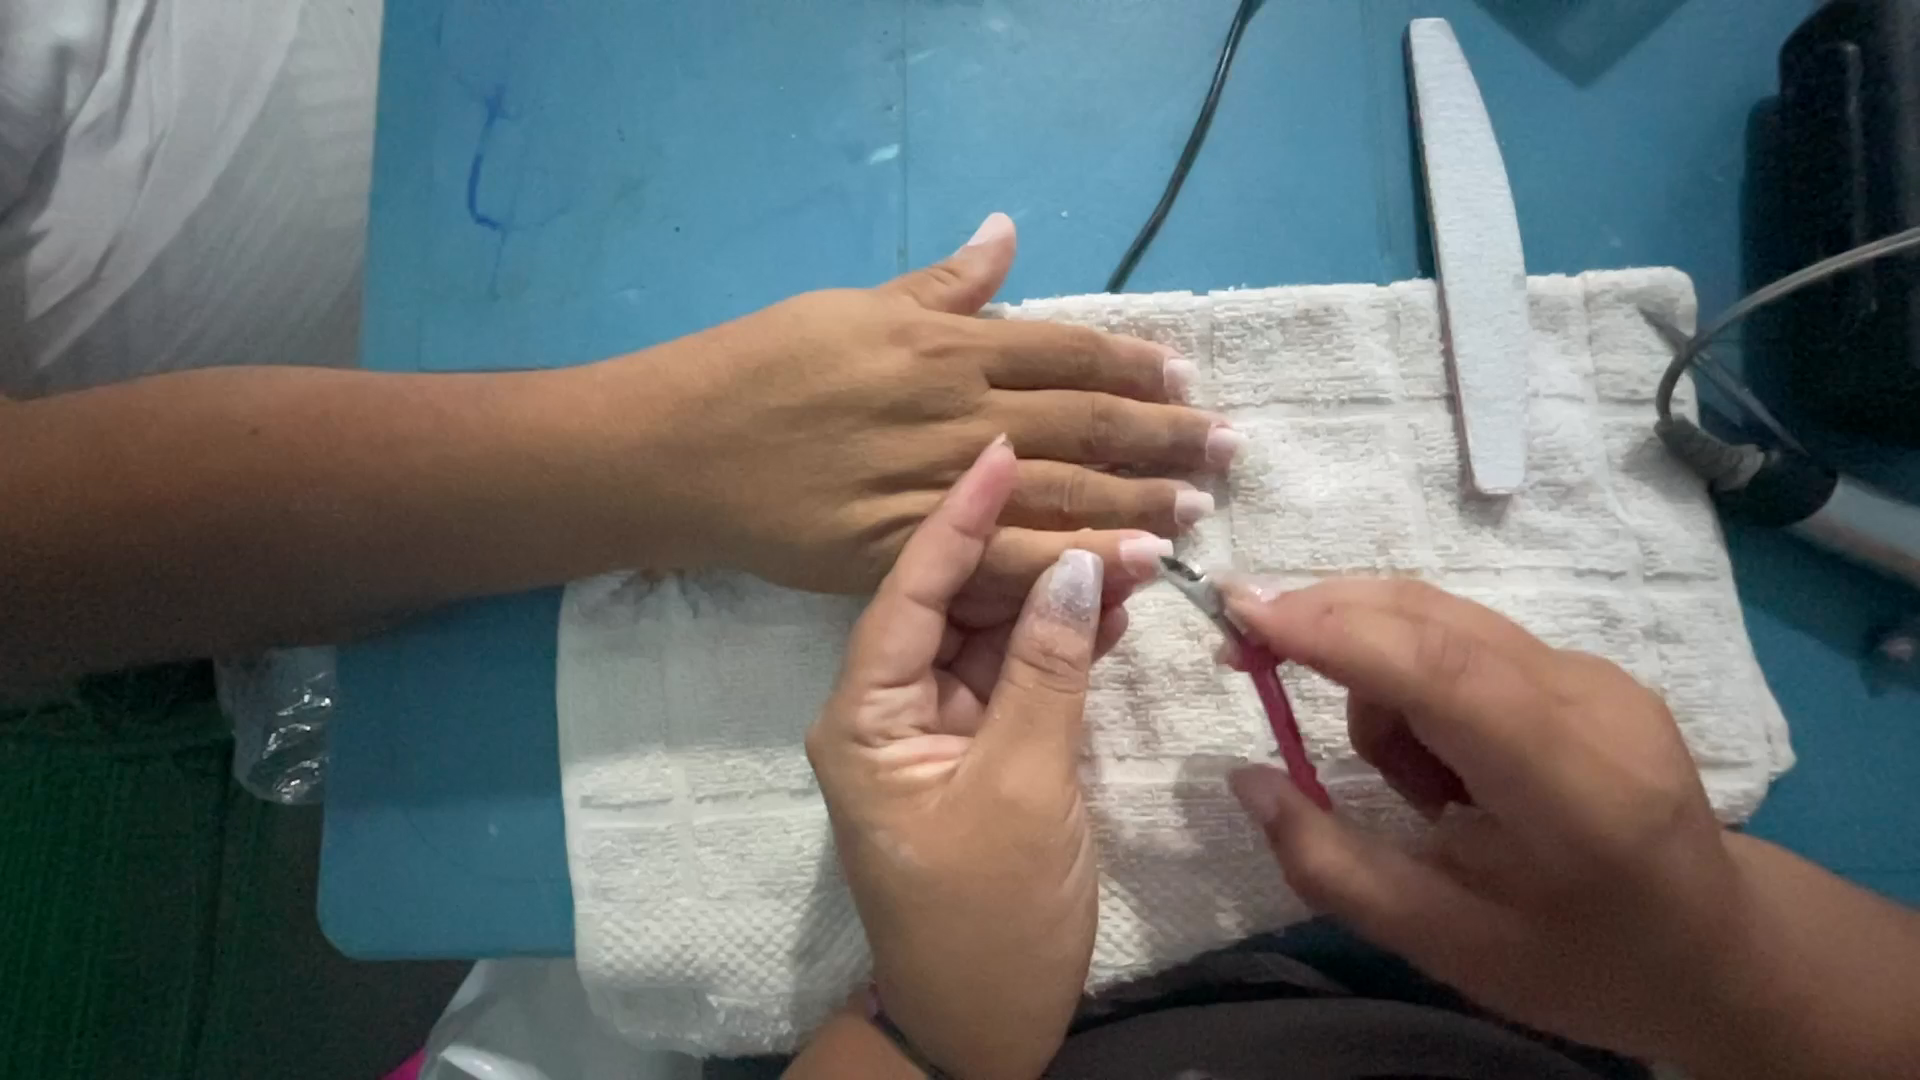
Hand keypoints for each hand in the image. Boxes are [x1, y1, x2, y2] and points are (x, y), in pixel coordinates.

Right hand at [608, 212, 1228, 622]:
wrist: (685, 449)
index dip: (1136, 367)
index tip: (1187, 381)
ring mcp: (938, 487)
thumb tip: (1006, 233)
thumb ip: (939, 283)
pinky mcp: (909, 552)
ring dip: (1136, 505)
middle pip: (1084, 427)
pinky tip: (1125, 571)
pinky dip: (1069, 565)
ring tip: (1194, 514)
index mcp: (945, 346)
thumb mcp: (850, 306)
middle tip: (1226, 451)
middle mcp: (957, 413)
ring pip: (1061, 497)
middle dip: (1162, 440)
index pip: (1068, 354)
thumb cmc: (763, 368)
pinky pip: (1005, 561)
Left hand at [806, 436, 1120, 1079]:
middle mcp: (890, 702)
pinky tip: (1114, 610)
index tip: (1003, 451)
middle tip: (1116, 517)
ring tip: (1133, 556)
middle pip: (958, 603)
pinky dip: (1064, 644)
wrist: (983, 1021)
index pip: (910, 589)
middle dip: (1033, 561)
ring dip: (1059, 599)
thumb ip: (1047, 671)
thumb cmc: (988, 916)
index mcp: (866, 712)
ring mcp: (937, 720)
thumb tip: (1079, 568)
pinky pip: (1019, 672)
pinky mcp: (980, 739)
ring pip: (995, 633)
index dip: (958, 518)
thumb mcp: (1022, 788)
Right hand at [1218, 578, 1750, 1063]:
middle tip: (1240, 651)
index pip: (1441, 676)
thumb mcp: (1440, 941)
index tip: (1240, 613)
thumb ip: (1329, 864)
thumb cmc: (1577, 958)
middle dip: (1316, 620)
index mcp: (1573, 789)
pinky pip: (1448, 632)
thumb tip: (1244, 779)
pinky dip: (1398, 671)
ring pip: (1425, 619)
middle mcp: (1588, 702)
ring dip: (1364, 670)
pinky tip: (1427, 748)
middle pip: (1423, 619)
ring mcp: (1588, 670)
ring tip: (1396, 775)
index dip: (1333, 633)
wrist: (1722, 946)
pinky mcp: (1573, 661)